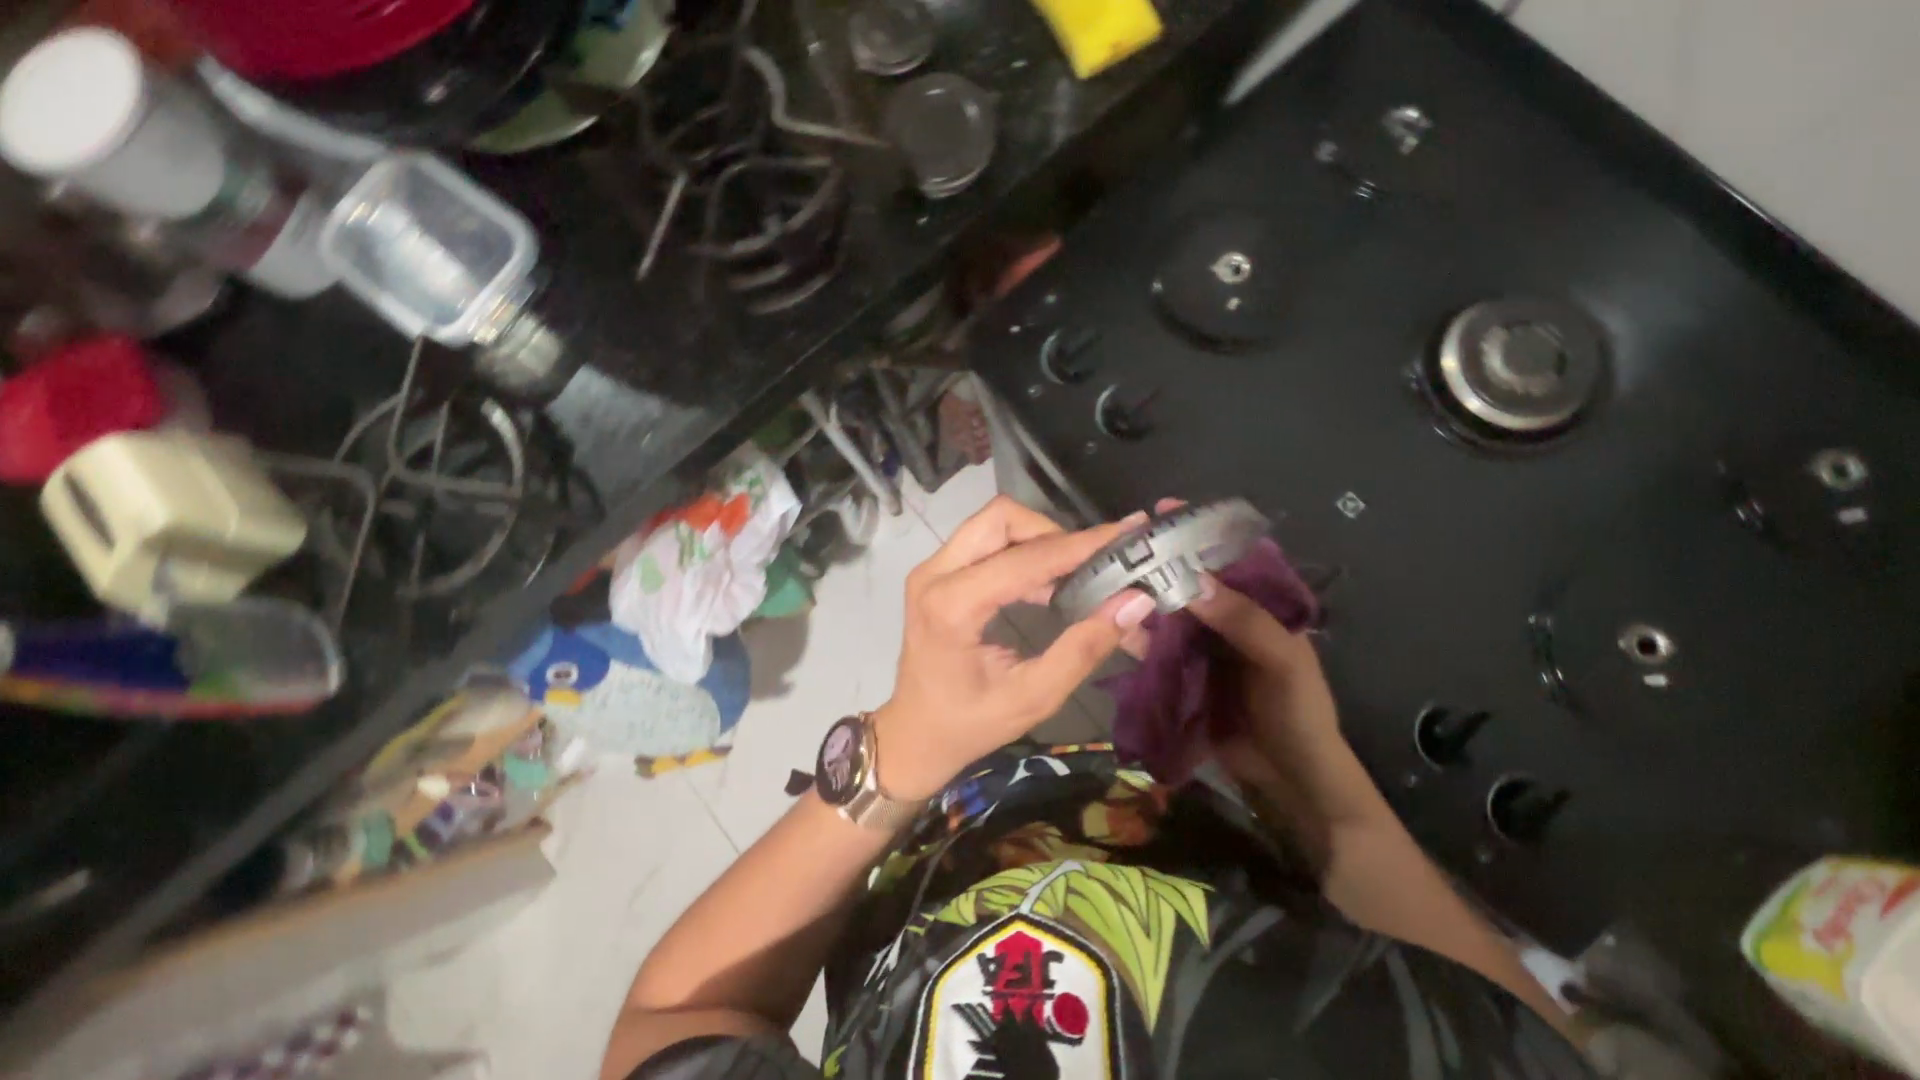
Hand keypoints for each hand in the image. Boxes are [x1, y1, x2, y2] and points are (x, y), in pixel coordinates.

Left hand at [874, 496, 1156, 798]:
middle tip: (1093, 563)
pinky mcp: (936, 573)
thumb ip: (1083, 648)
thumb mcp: (1033, 697)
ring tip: (1077, 576)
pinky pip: (985, 542)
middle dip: (1054, 533)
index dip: (1081, 545)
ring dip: (1039, 541)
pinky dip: (1023, 552)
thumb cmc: (970, 724)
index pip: (1025, 558)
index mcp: (952, 607)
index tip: (1128, 535)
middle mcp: (934, 575)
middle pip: (1002, 519)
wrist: (914, 733)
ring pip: (994, 524)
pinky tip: (1049, 587)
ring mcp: (931, 570)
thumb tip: (1134, 601)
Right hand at [1116, 499, 1340, 788]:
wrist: (1292, 780)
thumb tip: (1191, 579)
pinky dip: (1136, 639)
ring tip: (1104, 580)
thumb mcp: (1282, 661)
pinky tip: (1109, 626)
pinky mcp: (1181, 680)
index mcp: (1261, 608)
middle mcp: (1228, 622)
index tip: (1162, 511)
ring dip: (1142, 601)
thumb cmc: (1300, 713)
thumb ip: (1242, 619)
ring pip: (1168, 616)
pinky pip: (1156, 653)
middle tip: (1118, 547)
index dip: (1197, 535)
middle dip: (1158, 565)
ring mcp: (1203, 651)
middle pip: (1189, 585)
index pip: (1226, 561)